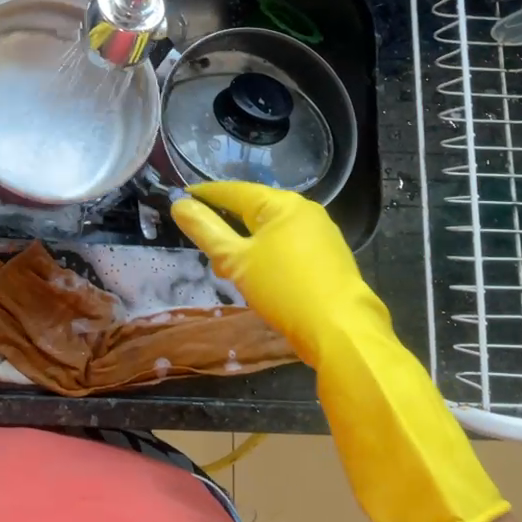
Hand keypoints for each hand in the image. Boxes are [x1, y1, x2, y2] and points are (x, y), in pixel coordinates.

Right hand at [169, 180, 375, 367]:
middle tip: (199, 239)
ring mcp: (321, 233)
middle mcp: (304, 210)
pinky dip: (265, 253)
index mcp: (281, 203)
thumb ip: (205, 231)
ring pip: (270, 229)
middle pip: (253, 208)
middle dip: (225, 223)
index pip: (233, 190)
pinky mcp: (328, 257)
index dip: (204, 194)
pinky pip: (287, 245)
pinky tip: (256, 275)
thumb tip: (179, 204)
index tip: (180, 198)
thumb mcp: (235, 260)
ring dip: (245, 241)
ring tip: (225, 263)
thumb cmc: (285, 289)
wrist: (342, 331)